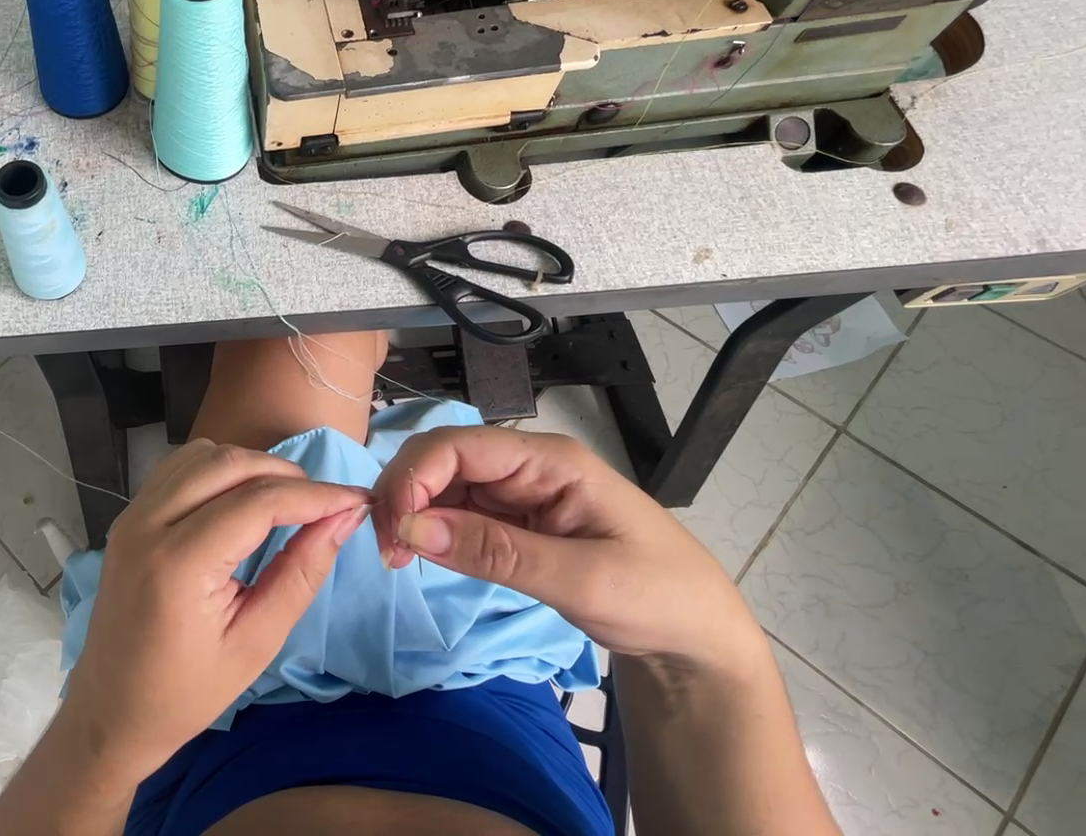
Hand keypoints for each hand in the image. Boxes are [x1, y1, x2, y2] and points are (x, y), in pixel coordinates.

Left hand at [57, 439, 370, 784]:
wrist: (113, 708)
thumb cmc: (188, 691)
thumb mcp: (257, 642)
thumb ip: (301, 573)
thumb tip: (343, 518)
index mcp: (178, 563)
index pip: (257, 501)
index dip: (314, 495)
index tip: (356, 500)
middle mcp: (147, 524)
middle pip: (228, 463)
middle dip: (284, 474)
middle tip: (323, 504)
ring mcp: (131, 515)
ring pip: (201, 455)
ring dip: (249, 466)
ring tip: (284, 501)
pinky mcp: (128, 517)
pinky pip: (178, 469)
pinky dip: (216, 471)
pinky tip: (239, 501)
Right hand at [371, 426, 761, 668]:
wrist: (696, 639)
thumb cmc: (659, 599)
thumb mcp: (583, 580)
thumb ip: (496, 551)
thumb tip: (409, 527)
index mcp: (549, 460)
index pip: (459, 446)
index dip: (414, 476)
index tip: (393, 529)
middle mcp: (523, 466)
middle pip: (439, 458)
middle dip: (402, 493)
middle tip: (388, 550)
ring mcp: (513, 492)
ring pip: (438, 484)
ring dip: (407, 512)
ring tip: (397, 557)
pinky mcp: (507, 519)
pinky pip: (451, 512)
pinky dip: (425, 529)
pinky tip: (416, 553)